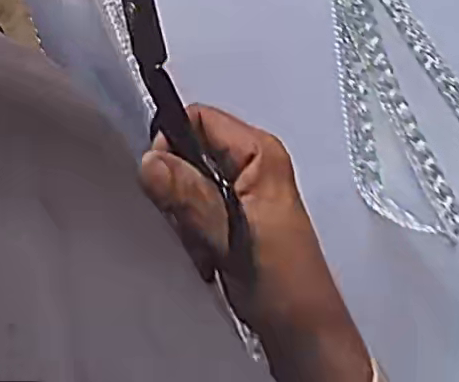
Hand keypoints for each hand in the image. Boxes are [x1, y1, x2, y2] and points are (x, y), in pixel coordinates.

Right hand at [141, 104, 373, 381]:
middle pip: (186, 145)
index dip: (171, 143)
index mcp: (260, 152)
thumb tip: (152, 161)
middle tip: (189, 219)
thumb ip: (190, 197)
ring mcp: (242, 185)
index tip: (167, 180)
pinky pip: (189, 197)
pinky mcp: (231, 207)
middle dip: (175, 183)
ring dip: (180, 208)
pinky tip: (201, 246)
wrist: (306, 343)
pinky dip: (186, 221)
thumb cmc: (289, 292)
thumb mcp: (232, 239)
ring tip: (200, 239)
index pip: (194, 117)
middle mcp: (252, 162)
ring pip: (183, 173)